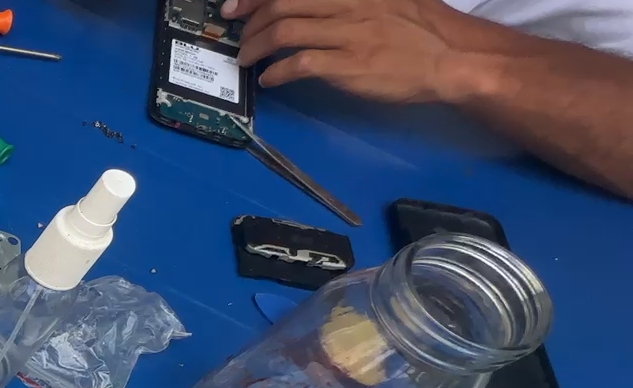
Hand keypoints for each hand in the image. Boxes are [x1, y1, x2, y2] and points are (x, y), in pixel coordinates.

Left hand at [225, 0, 491, 103]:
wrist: (452, 57)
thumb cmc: (416, 29)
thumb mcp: (383, 0)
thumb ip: (344, 1)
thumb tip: (301, 8)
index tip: (234, 7)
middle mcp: (352, 2)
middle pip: (282, 5)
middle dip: (249, 24)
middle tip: (239, 40)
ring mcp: (349, 32)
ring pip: (283, 32)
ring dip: (253, 48)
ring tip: (246, 60)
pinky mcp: (347, 63)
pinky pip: (296, 65)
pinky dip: (273, 73)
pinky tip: (268, 79)